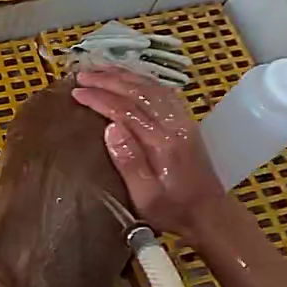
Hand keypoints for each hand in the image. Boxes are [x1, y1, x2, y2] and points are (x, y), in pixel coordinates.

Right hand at [72, 67, 231, 239]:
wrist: (209, 214)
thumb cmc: (173, 211)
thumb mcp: (145, 197)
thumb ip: (129, 162)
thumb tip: (110, 128)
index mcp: (163, 143)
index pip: (126, 110)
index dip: (100, 98)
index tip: (76, 93)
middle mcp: (175, 125)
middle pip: (140, 91)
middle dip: (108, 80)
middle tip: (82, 76)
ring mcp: (183, 121)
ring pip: (152, 87)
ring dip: (125, 76)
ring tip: (99, 71)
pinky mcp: (186, 123)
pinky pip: (163, 92)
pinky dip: (143, 81)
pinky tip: (130, 79)